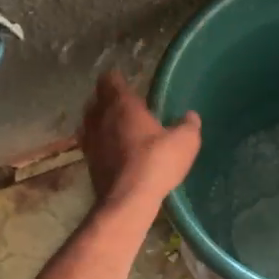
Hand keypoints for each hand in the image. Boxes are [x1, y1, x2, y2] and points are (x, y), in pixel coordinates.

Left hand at [79, 71, 200, 208]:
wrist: (128, 199)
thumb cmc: (156, 162)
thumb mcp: (184, 142)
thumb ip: (188, 125)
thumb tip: (191, 116)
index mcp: (122, 105)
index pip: (110, 80)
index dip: (117, 79)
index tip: (126, 83)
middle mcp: (100, 117)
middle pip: (96, 99)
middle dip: (107, 99)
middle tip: (123, 106)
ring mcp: (90, 140)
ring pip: (90, 121)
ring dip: (100, 121)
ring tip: (115, 127)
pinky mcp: (87, 161)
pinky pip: (90, 143)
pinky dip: (99, 142)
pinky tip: (111, 150)